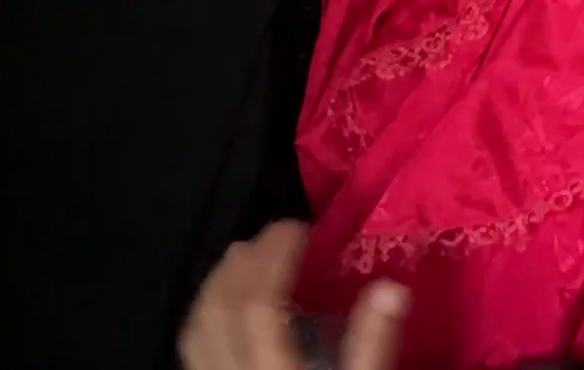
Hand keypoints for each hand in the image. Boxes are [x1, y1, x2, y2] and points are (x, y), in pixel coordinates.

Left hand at [180, 220, 408, 369]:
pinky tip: (221, 310)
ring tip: (242, 256)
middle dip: (243, 263)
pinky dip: (204, 319)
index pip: (261, 305)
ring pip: (197, 332)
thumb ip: (372, 348)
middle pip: (220, 313)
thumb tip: (391, 287)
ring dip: (217, 286)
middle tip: (274, 233)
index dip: (274, 258)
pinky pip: (193, 355)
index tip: (297, 228)